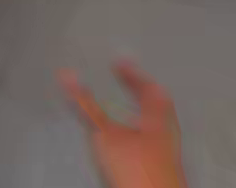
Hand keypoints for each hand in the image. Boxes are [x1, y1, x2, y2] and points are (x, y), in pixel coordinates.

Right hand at [59, 61, 185, 187]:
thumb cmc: (136, 172)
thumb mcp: (102, 132)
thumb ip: (84, 103)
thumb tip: (67, 75)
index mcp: (157, 120)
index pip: (149, 88)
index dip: (133, 73)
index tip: (120, 63)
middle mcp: (167, 135)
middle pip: (156, 106)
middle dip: (137, 91)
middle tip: (125, 80)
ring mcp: (168, 155)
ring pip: (155, 125)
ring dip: (138, 112)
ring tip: (124, 108)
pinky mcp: (163, 171)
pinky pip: (151, 142)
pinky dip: (137, 132)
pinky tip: (127, 140)